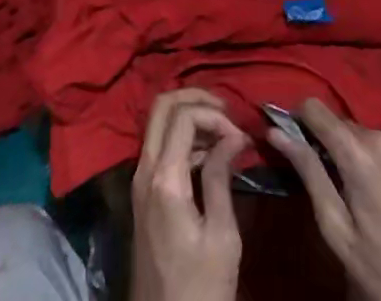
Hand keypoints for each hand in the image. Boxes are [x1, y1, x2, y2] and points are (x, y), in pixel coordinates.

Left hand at [131, 90, 249, 300]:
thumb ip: (222, 177)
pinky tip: (211, 153)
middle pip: (161, 107)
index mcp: (164, 179)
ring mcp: (139, 180)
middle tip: (228, 112)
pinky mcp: (143, 192)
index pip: (183, 115)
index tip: (240, 137)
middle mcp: (144, 170)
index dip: (215, 115)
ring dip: (190, 116)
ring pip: (158, 123)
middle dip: (196, 99)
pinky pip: (159, 146)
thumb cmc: (200, 286)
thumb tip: (233, 136)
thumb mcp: (221, 235)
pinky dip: (184, 137)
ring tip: (226, 132)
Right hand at [267, 99, 380, 300]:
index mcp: (360, 153)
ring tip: (363, 198)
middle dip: (330, 145)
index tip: (289, 137)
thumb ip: (309, 173)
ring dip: (358, 157)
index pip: (316, 109)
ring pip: (370, 140)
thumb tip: (276, 132)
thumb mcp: (337, 230)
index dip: (298, 118)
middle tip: (327, 183)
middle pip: (344, 126)